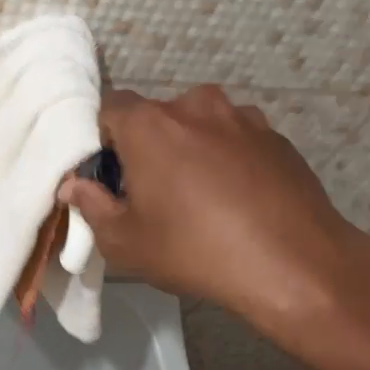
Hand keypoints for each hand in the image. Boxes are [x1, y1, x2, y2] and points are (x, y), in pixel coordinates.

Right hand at [59, 85, 369, 358]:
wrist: (293, 263)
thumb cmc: (194, 250)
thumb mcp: (124, 242)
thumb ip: (91, 206)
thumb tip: (75, 185)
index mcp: (150, 125)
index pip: (109, 108)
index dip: (100, 138)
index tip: (103, 173)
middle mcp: (196, 106)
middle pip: (155, 116)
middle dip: (144, 146)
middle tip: (145, 191)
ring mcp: (243, 118)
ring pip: (198, 126)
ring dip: (187, 151)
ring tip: (193, 198)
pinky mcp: (276, 138)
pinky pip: (234, 141)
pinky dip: (224, 161)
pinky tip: (231, 202)